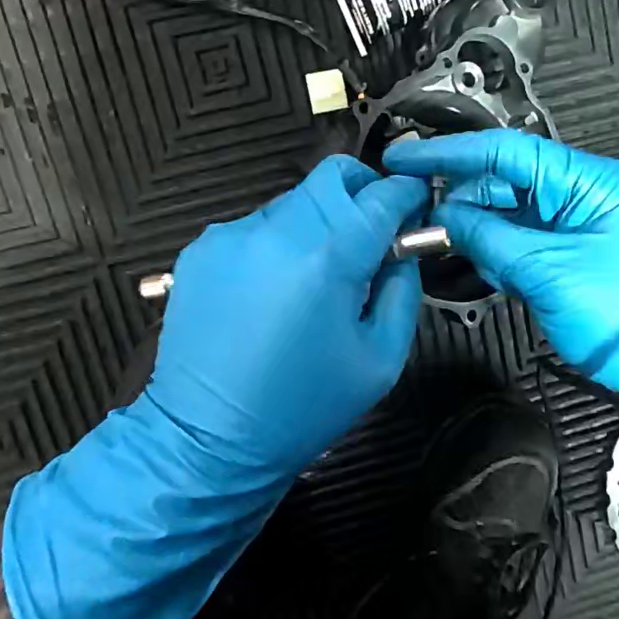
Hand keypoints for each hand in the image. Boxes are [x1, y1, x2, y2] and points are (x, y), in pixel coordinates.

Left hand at [149, 154, 428, 474]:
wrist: (206, 440)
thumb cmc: (304, 406)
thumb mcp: (382, 359)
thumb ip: (403, 290)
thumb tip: (401, 248)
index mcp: (327, 260)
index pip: (379, 196)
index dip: (407, 193)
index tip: (417, 201)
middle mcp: (276, 233)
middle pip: (333, 177)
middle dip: (364, 193)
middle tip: (374, 233)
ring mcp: (232, 237)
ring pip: (296, 200)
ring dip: (321, 220)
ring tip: (320, 274)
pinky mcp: (201, 250)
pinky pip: (260, 226)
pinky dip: (283, 240)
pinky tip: (278, 288)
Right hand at [384, 130, 618, 398]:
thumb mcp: (548, 272)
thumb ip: (489, 238)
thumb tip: (447, 216)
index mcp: (592, 183)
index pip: (509, 151)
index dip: (452, 153)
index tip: (410, 157)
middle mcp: (587, 197)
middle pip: (507, 180)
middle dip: (463, 196)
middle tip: (420, 210)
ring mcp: (580, 228)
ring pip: (512, 214)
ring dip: (478, 228)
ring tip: (443, 240)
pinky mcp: (573, 258)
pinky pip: (524, 243)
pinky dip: (497, 251)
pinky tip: (480, 263)